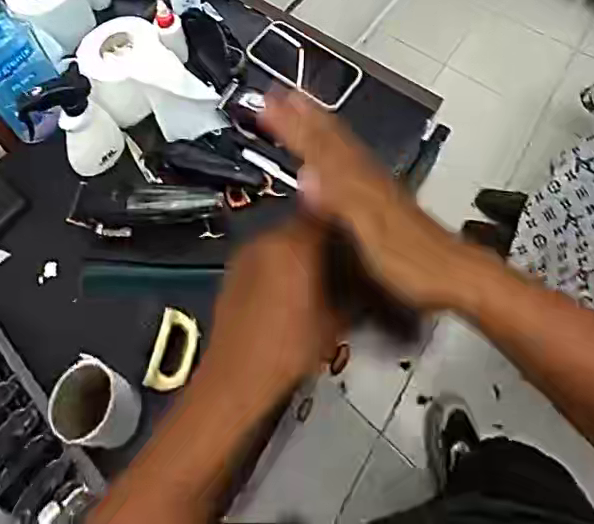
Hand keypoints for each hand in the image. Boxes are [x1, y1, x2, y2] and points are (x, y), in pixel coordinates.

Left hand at [203, 217, 341, 396]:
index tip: (359, 234)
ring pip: (284, 238)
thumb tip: (360, 274)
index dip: (346, 221)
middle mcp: (268, 238)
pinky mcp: (233, 268)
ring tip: (314, 276)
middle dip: (322, 238)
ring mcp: (247, 251)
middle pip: (304, 223)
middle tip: (340, 258)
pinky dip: (279, 262)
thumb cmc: (288, 350)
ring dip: (299, 250)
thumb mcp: (333, 319)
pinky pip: (266, 253)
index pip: (327, 214)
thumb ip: (349, 286)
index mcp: (295, 244)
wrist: (234, 379)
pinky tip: (288, 289)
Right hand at [260, 90, 492, 311]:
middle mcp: (368, 177)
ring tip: (304, 105)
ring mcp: (377, 186)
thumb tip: (304, 177)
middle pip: (331, 138)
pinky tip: (334, 152)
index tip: (270, 104)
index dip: (292, 126)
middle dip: (304, 115)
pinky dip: (337, 147)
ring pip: (342, 145)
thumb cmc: (415, 262)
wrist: (455, 273)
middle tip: (281, 92)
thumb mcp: (371, 237)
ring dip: (319, 123)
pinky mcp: (383, 199)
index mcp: (360, 184)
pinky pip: (353, 161)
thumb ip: (338, 204)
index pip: (319, 146)